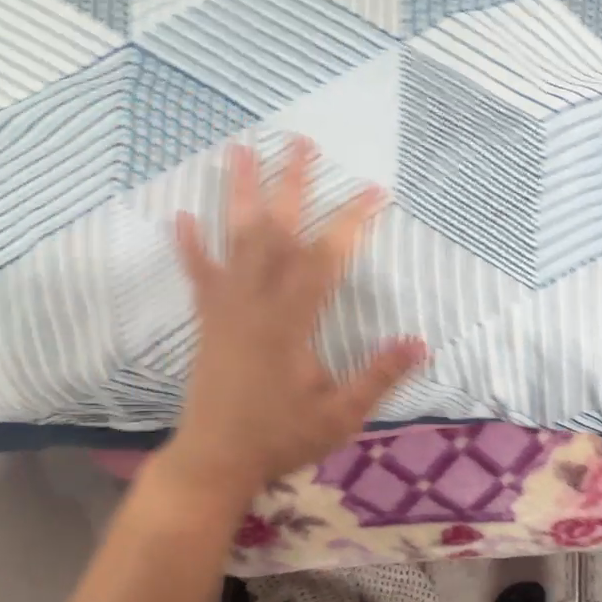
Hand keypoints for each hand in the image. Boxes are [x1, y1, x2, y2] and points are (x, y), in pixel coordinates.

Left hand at [161, 139, 424, 499]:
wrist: (215, 460)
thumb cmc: (281, 438)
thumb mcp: (341, 415)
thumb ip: (377, 377)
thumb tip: (418, 343)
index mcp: (290, 323)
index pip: (325, 259)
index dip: (351, 222)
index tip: (375, 191)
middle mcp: (254, 304)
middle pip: (275, 232)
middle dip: (292, 185)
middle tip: (302, 142)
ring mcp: (226, 309)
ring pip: (234, 240)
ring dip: (241, 194)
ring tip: (242, 149)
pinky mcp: (208, 321)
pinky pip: (198, 274)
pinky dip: (191, 245)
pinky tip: (182, 215)